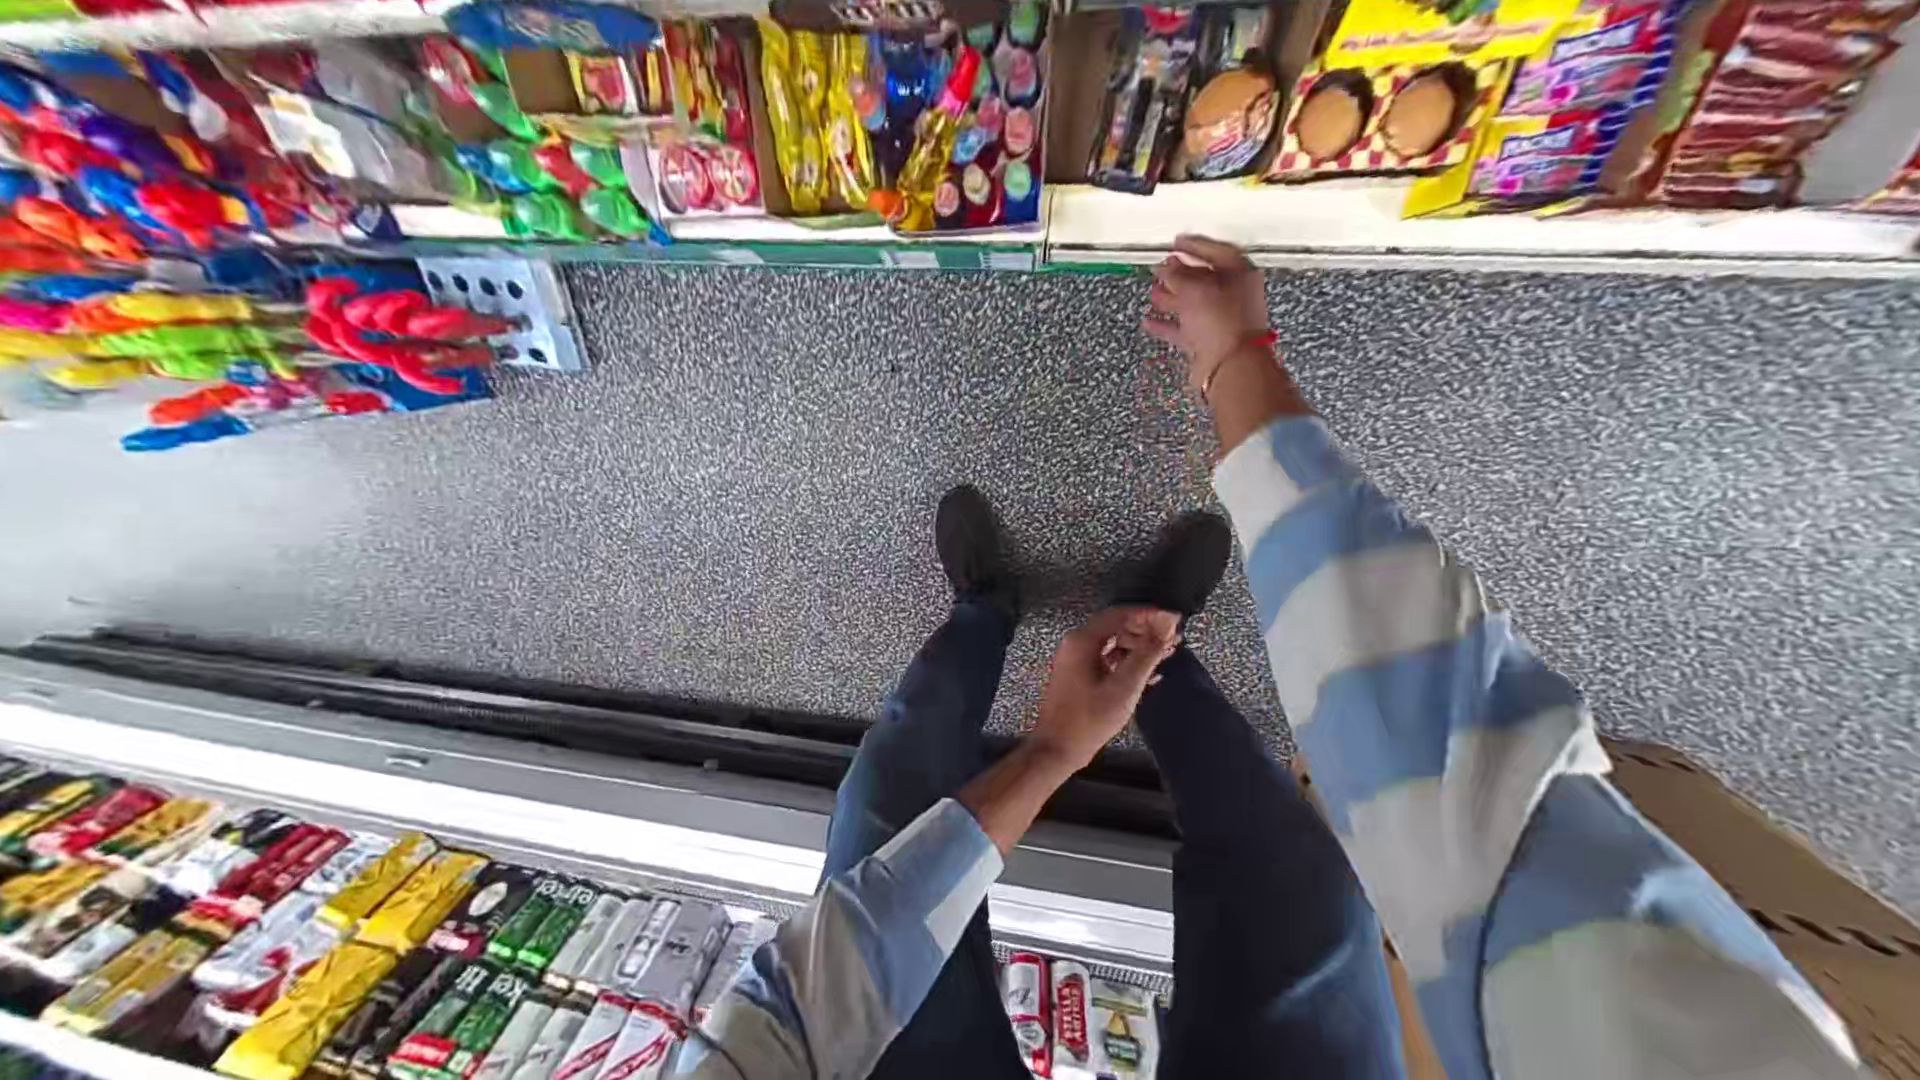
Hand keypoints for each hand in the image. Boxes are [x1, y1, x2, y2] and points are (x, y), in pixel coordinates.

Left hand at [1030, 606, 1181, 769]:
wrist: (1057, 749)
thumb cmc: (1089, 719)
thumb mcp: (1125, 685)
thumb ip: (1147, 652)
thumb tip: (1166, 624)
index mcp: (1082, 641)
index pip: (1120, 614)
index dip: (1150, 614)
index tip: (1174, 619)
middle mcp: (1076, 644)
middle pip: (1116, 626)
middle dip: (1146, 630)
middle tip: (1173, 638)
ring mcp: (1076, 659)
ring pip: (1113, 643)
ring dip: (1139, 646)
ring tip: (1166, 653)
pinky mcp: (1079, 675)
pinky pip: (1107, 658)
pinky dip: (1127, 661)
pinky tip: (1149, 673)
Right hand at [1142, 234, 1271, 395]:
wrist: (1230, 366)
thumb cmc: (1223, 323)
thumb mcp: (1196, 289)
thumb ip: (1178, 276)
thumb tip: (1165, 269)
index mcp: (1239, 275)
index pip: (1215, 252)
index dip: (1194, 246)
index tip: (1177, 242)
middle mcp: (1232, 296)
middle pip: (1203, 278)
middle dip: (1180, 273)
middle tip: (1163, 267)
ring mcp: (1219, 320)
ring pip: (1191, 304)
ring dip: (1171, 297)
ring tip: (1153, 292)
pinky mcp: (1206, 342)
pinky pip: (1183, 328)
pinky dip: (1166, 324)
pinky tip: (1150, 321)